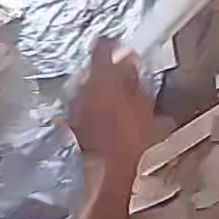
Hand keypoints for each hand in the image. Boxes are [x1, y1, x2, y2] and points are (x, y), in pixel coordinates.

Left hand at [70, 38, 153, 182]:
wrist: (108, 174)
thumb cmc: (132, 140)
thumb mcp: (145, 106)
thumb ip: (136, 80)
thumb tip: (131, 64)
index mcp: (101, 79)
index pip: (103, 47)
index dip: (116, 44)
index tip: (127, 50)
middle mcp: (81, 88)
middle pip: (96, 69)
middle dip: (113, 71)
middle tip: (133, 80)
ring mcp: (74, 107)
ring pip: (91, 88)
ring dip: (106, 91)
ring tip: (125, 103)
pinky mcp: (74, 125)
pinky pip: (87, 107)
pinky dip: (99, 108)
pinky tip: (114, 120)